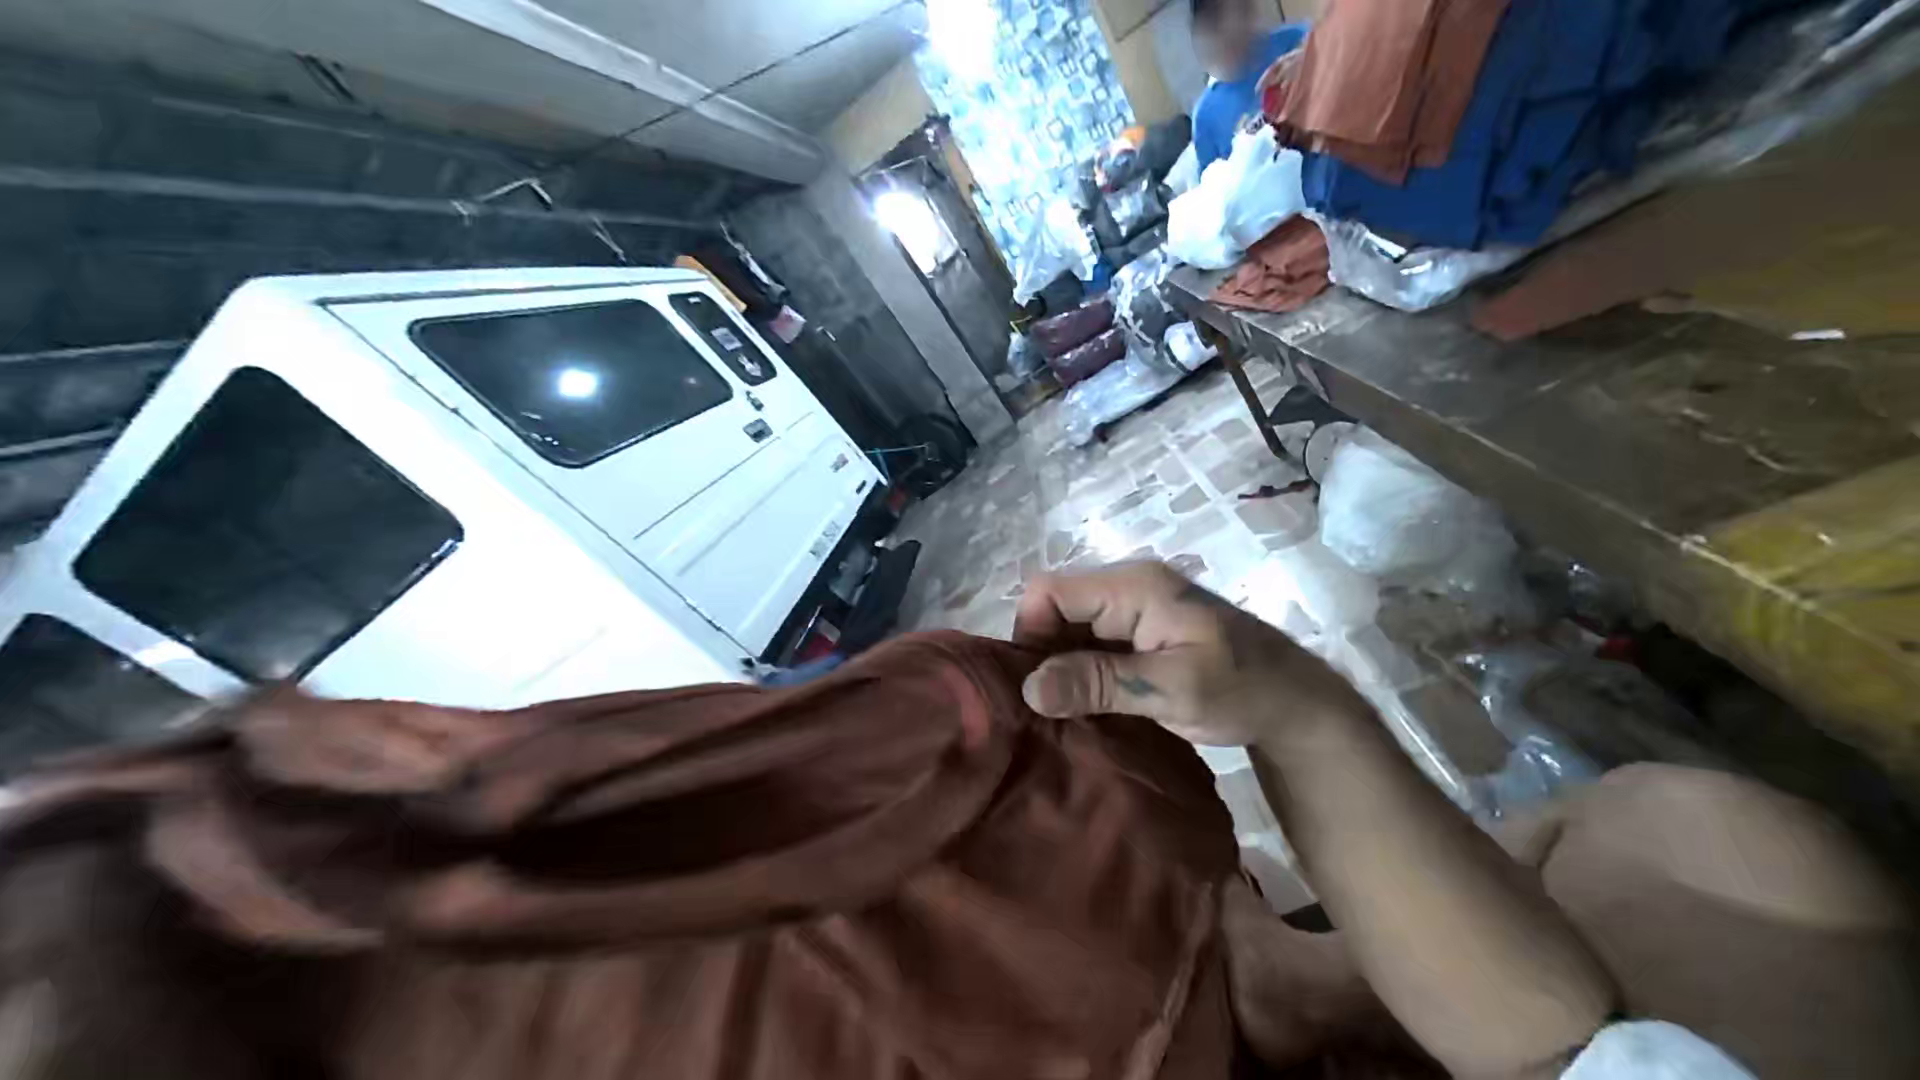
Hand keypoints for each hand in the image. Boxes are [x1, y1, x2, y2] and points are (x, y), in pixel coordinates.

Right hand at [1012, 561, 1364, 746]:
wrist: (1296, 703)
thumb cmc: (1242, 690)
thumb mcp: (1172, 690)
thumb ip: (1100, 682)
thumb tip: (1029, 687)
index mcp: (1134, 587)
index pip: (1050, 592)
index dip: (1030, 635)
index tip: (1035, 688)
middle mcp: (1127, 586)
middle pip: (1056, 607)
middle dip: (1043, 654)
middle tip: (1046, 706)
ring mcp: (1133, 608)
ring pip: (1070, 627)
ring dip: (1061, 665)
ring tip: (1062, 710)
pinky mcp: (1139, 630)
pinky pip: (1090, 641)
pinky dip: (1080, 670)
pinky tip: (1084, 703)